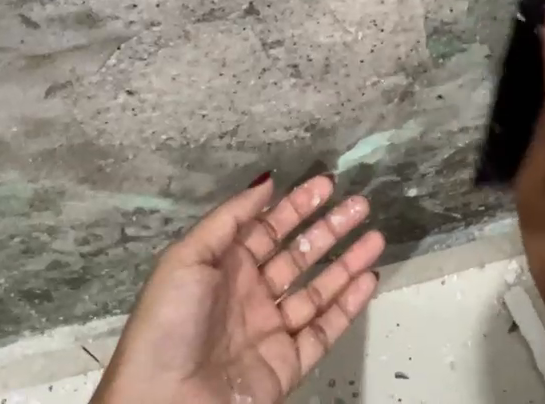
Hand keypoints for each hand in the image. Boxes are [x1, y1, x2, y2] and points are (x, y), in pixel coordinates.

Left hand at [92, 175, 385, 403]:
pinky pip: (324, 330)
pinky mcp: (286, 364)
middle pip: (298, 254)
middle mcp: (250, 294)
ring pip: (318, 290)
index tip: (327, 184)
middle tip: (360, 204)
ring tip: (375, 237)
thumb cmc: (168, 325)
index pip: (268, 227)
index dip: (297, 205)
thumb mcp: (186, 258)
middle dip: (329, 228)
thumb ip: (230, 218)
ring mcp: (270, 330)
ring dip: (347, 262)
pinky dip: (348, 306)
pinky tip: (369, 280)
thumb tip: (267, 181)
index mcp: (224, 267)